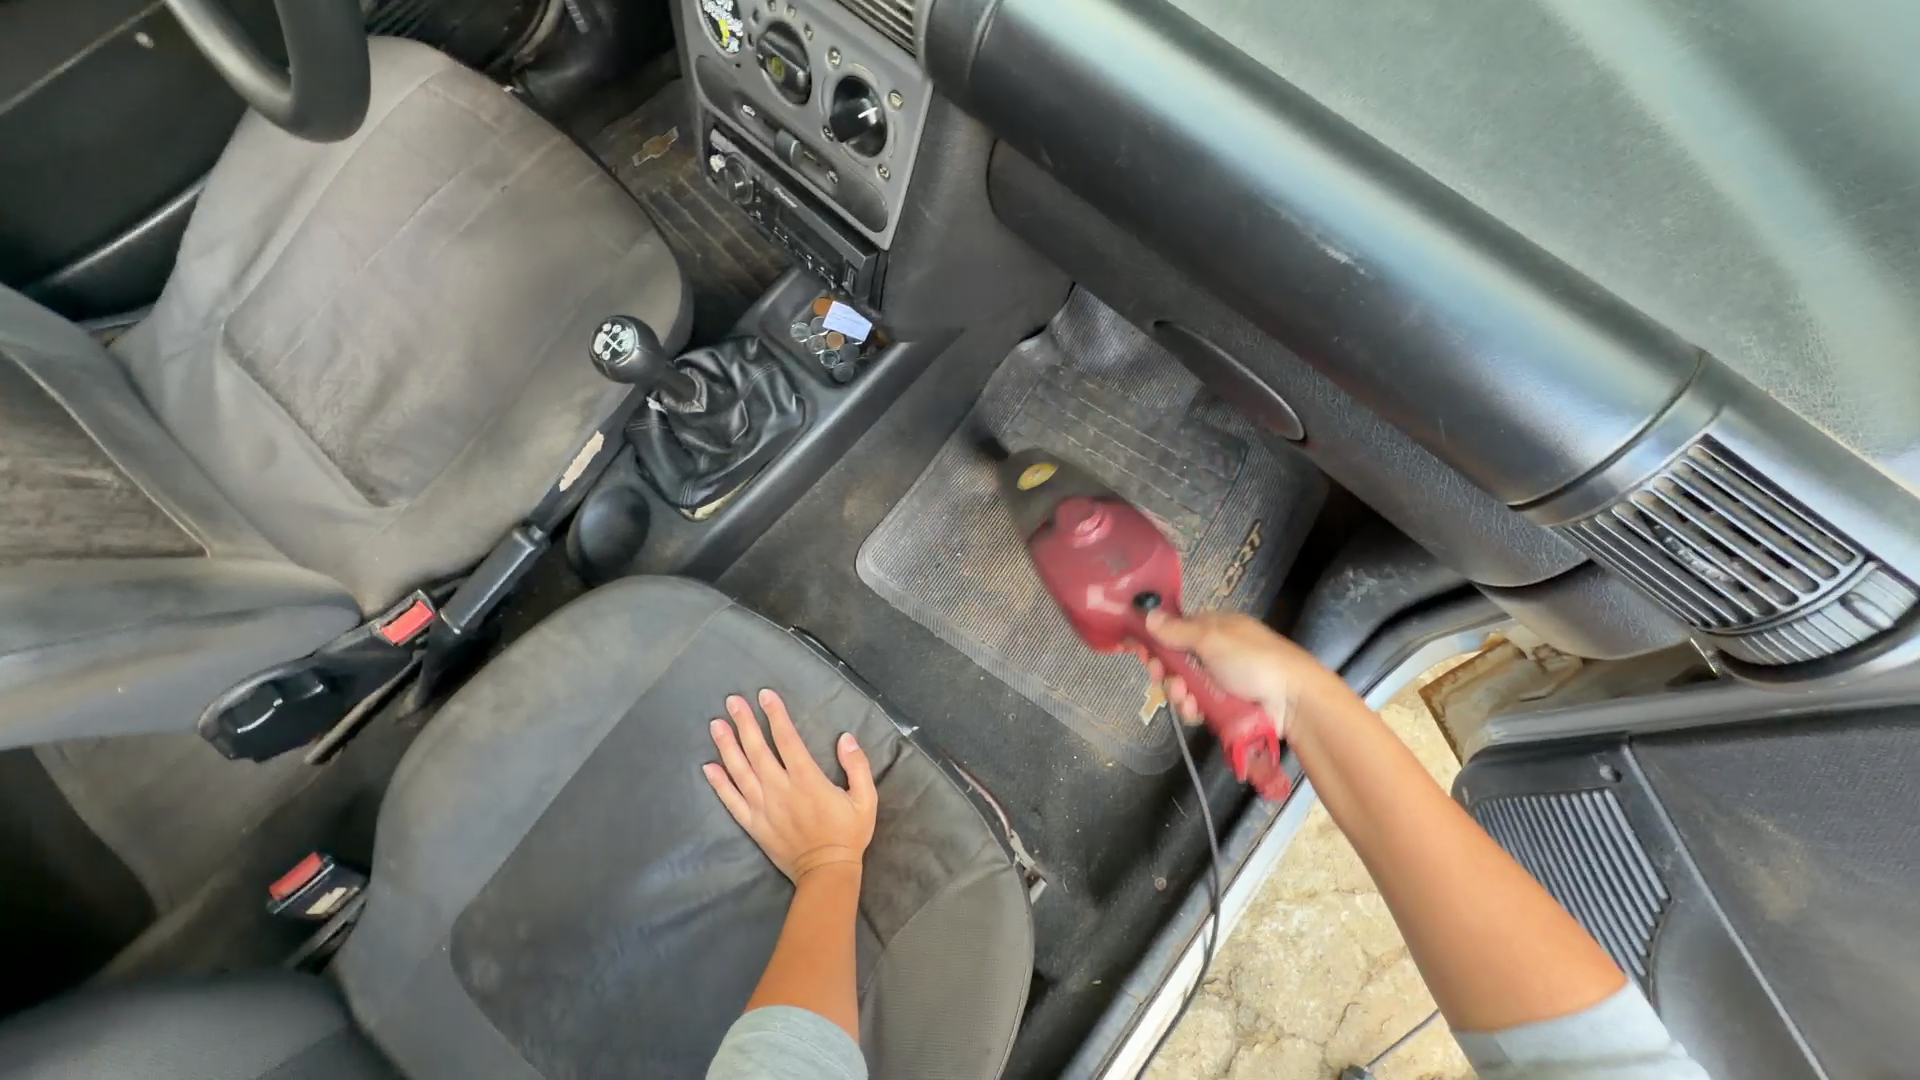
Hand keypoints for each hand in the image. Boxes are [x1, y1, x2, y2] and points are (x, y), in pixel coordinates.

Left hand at [704, 688, 877, 883]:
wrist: (827, 872)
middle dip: (744, 723)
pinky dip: (719, 783)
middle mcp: (780, 790)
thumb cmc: (848, 834)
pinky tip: (708, 767)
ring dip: (727, 746)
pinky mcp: (753, 825)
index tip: (765, 695)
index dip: (775, 716)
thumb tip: (846, 738)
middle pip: (758, 750)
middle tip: (731, 701)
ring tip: (716, 725)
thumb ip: (858, 766)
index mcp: (807, 780)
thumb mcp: (866, 799)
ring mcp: (763, 808)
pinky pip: (731, 801)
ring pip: (740, 771)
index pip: (787, 740)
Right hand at [1138, 610, 1347, 734]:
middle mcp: (1215, 652)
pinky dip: (1192, 709)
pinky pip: (1197, 706)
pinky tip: (1195, 711)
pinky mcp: (1223, 705)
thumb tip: (1148, 615)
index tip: (1140, 650)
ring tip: (1184, 698)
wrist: (1293, 700)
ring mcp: (1219, 680)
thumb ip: (1178, 630)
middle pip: (1175, 660)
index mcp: (1215, 628)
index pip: (1176, 629)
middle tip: (1159, 675)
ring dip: (1178, 693)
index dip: (1156, 640)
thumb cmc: (1254, 660)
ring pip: (1183, 686)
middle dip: (1165, 670)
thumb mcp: (1212, 639)